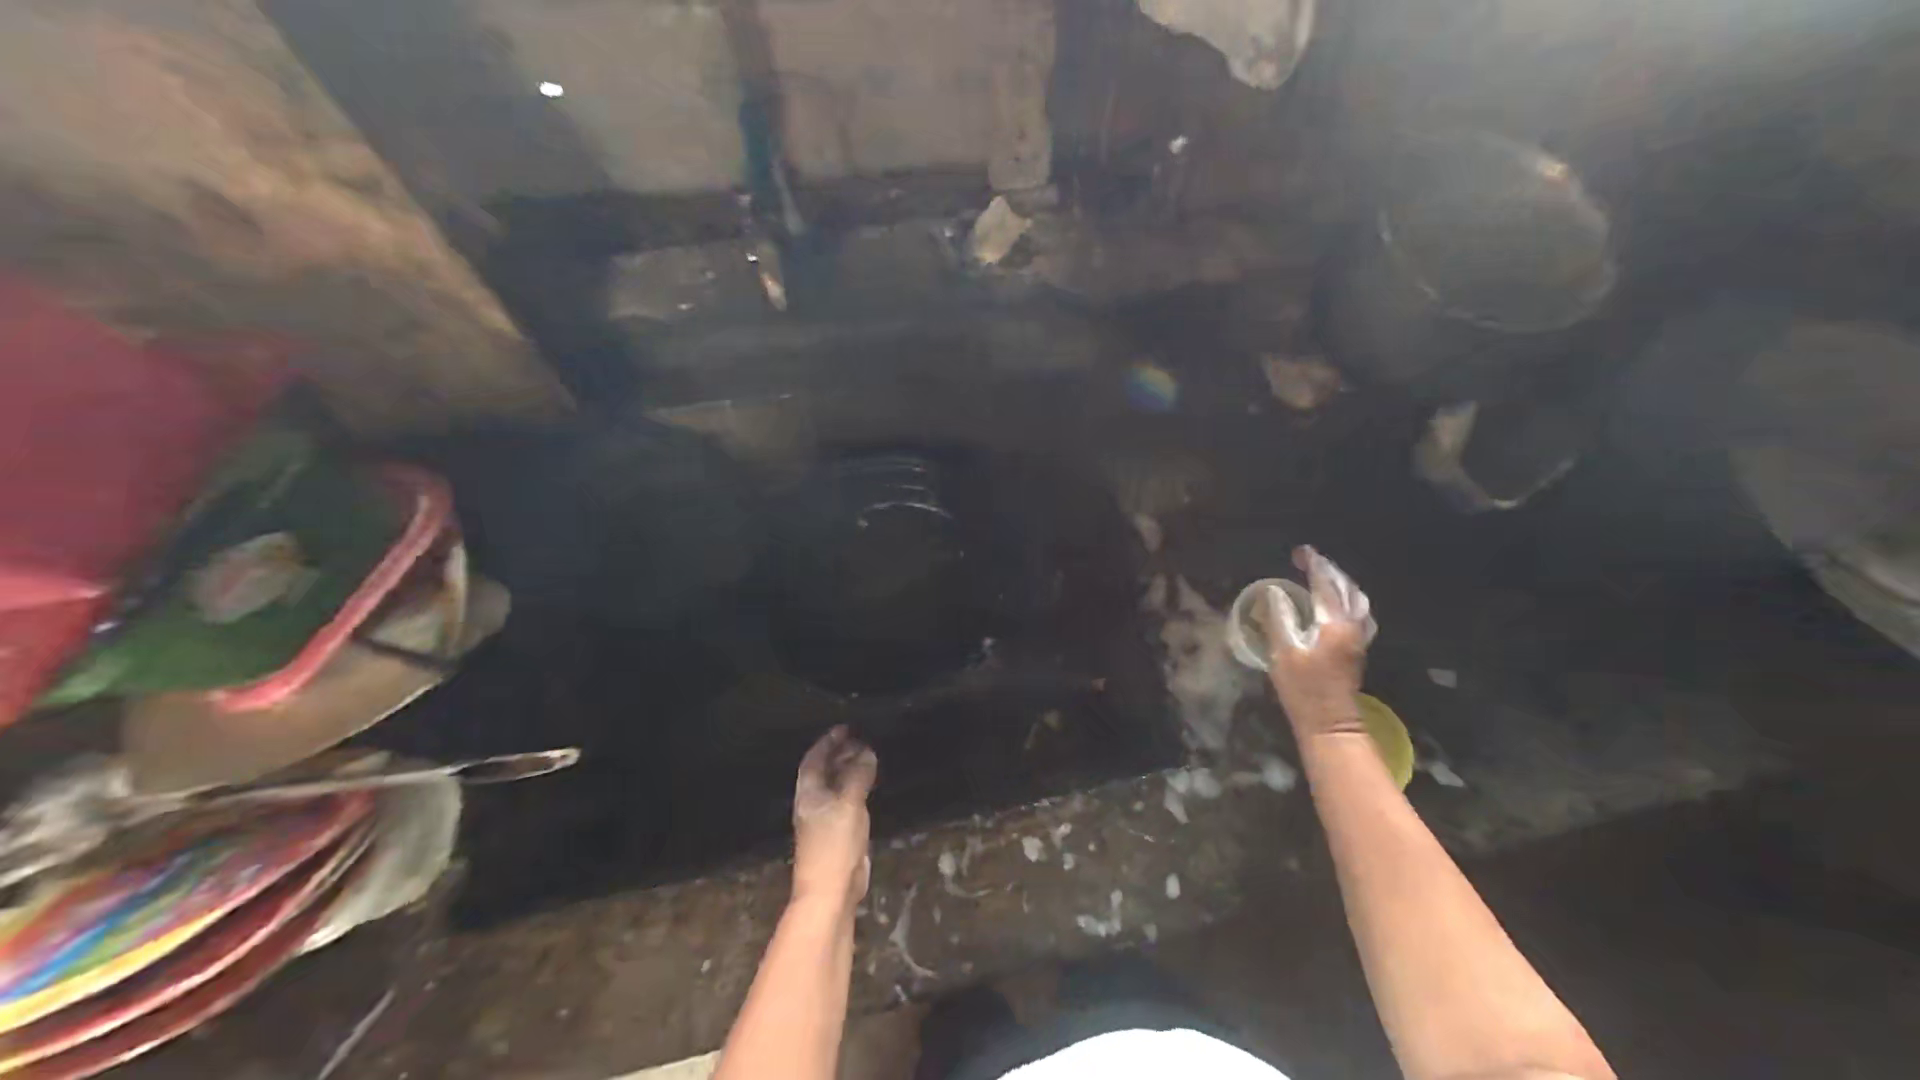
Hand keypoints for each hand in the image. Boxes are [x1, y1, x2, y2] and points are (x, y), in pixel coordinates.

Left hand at [791, 725, 878, 910]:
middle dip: (839, 754)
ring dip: (849, 770)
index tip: (844, 728)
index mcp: (809, 793)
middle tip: (860, 739)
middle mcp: (814, 803)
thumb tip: (866, 751)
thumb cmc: (834, 844)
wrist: (831, 891)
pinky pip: (848, 800)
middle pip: (824, 771)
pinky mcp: (840, 832)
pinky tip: (869, 785)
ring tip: (867, 756)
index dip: (828, 743)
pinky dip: (857, 787)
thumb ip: (857, 776)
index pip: (814, 760)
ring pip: (837, 786)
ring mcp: (826, 819)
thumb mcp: (849, 804)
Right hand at [1265, 546, 1375, 740]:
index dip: (1313, 564)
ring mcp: (1359, 637)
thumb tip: (1274, 591)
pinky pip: (1358, 612)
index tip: (1299, 552)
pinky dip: (1347, 599)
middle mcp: (1353, 625)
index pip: (1325, 584)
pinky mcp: (1357, 648)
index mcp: (1335, 623)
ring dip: (1341, 583)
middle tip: (1308, 560)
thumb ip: (1279, 618)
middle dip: (1328, 569)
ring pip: (1357, 599)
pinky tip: (1338, 603)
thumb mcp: (1283, 652)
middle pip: (1346, 588)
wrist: (1330, 723)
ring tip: (1324, 576)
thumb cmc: (1303, 688)